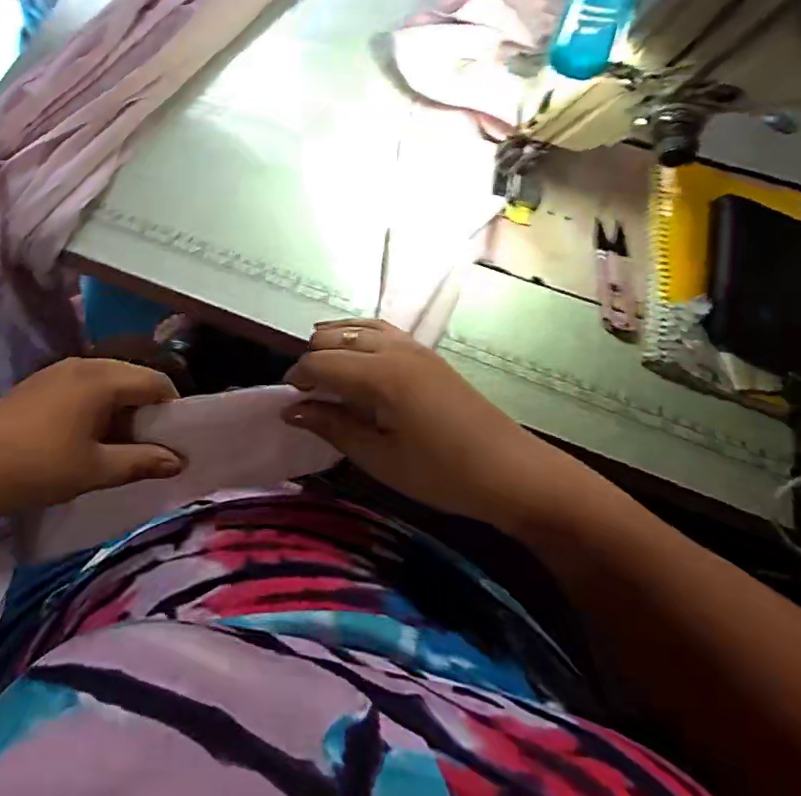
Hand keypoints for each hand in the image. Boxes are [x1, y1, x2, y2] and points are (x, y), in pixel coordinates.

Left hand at [0, 358, 184, 517]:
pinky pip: (86, 384)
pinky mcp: (43, 380)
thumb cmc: (37, 467)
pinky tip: (90, 434)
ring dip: (123, 406)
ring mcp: (60, 369)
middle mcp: (85, 364)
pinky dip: (100, 404)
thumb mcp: (94, 471)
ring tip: (121, 443)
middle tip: (151, 444)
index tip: (176, 439)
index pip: (156, 382)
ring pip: (109, 380)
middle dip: (149, 407)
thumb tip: (178, 460)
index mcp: (102, 379)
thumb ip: (141, 462)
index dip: (173, 408)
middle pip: (134, 376)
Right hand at [281, 319, 613, 532]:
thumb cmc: (441, 473)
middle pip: (334, 337)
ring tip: (324, 375)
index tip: (288, 403)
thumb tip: (292, 410)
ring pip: (357, 327)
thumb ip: (332, 427)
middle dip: (312, 360)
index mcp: (380, 374)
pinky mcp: (427, 354)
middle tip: (307, 396)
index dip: (297, 379)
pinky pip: (380, 331)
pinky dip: (358, 338)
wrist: (512, 473)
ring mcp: (413, 347)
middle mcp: (394, 349)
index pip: (320, 362)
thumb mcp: (379, 458)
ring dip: (334, 344)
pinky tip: (356, 360)